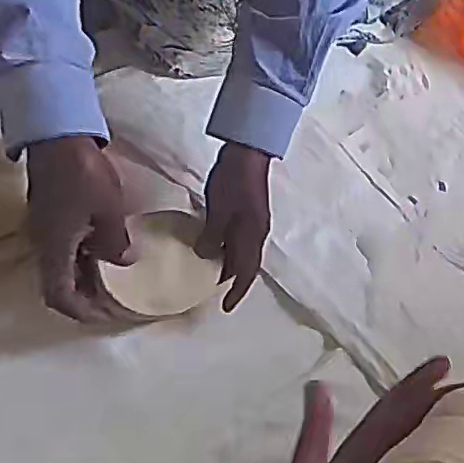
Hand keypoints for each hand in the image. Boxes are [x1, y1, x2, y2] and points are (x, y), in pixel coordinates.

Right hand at [26, 135, 140, 325]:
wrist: (57, 139)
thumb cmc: (83, 174)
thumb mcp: (108, 210)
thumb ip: (114, 241)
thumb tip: (122, 262)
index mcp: (54, 247)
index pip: (59, 295)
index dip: (81, 311)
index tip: (106, 317)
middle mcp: (44, 244)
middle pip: (59, 285)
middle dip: (86, 300)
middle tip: (114, 305)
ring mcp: (46, 230)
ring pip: (63, 267)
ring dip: (86, 280)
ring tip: (115, 284)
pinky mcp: (52, 216)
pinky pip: (67, 249)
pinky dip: (85, 260)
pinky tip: (106, 254)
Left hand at [196, 141, 271, 310]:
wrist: (247, 154)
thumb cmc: (233, 183)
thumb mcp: (219, 212)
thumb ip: (213, 236)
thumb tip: (205, 257)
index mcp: (253, 235)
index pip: (246, 271)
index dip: (237, 290)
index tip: (226, 308)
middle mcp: (258, 232)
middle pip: (248, 263)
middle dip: (236, 280)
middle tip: (220, 293)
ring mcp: (255, 221)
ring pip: (245, 251)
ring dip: (233, 264)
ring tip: (216, 273)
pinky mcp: (249, 211)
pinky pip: (241, 239)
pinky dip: (231, 249)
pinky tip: (217, 246)